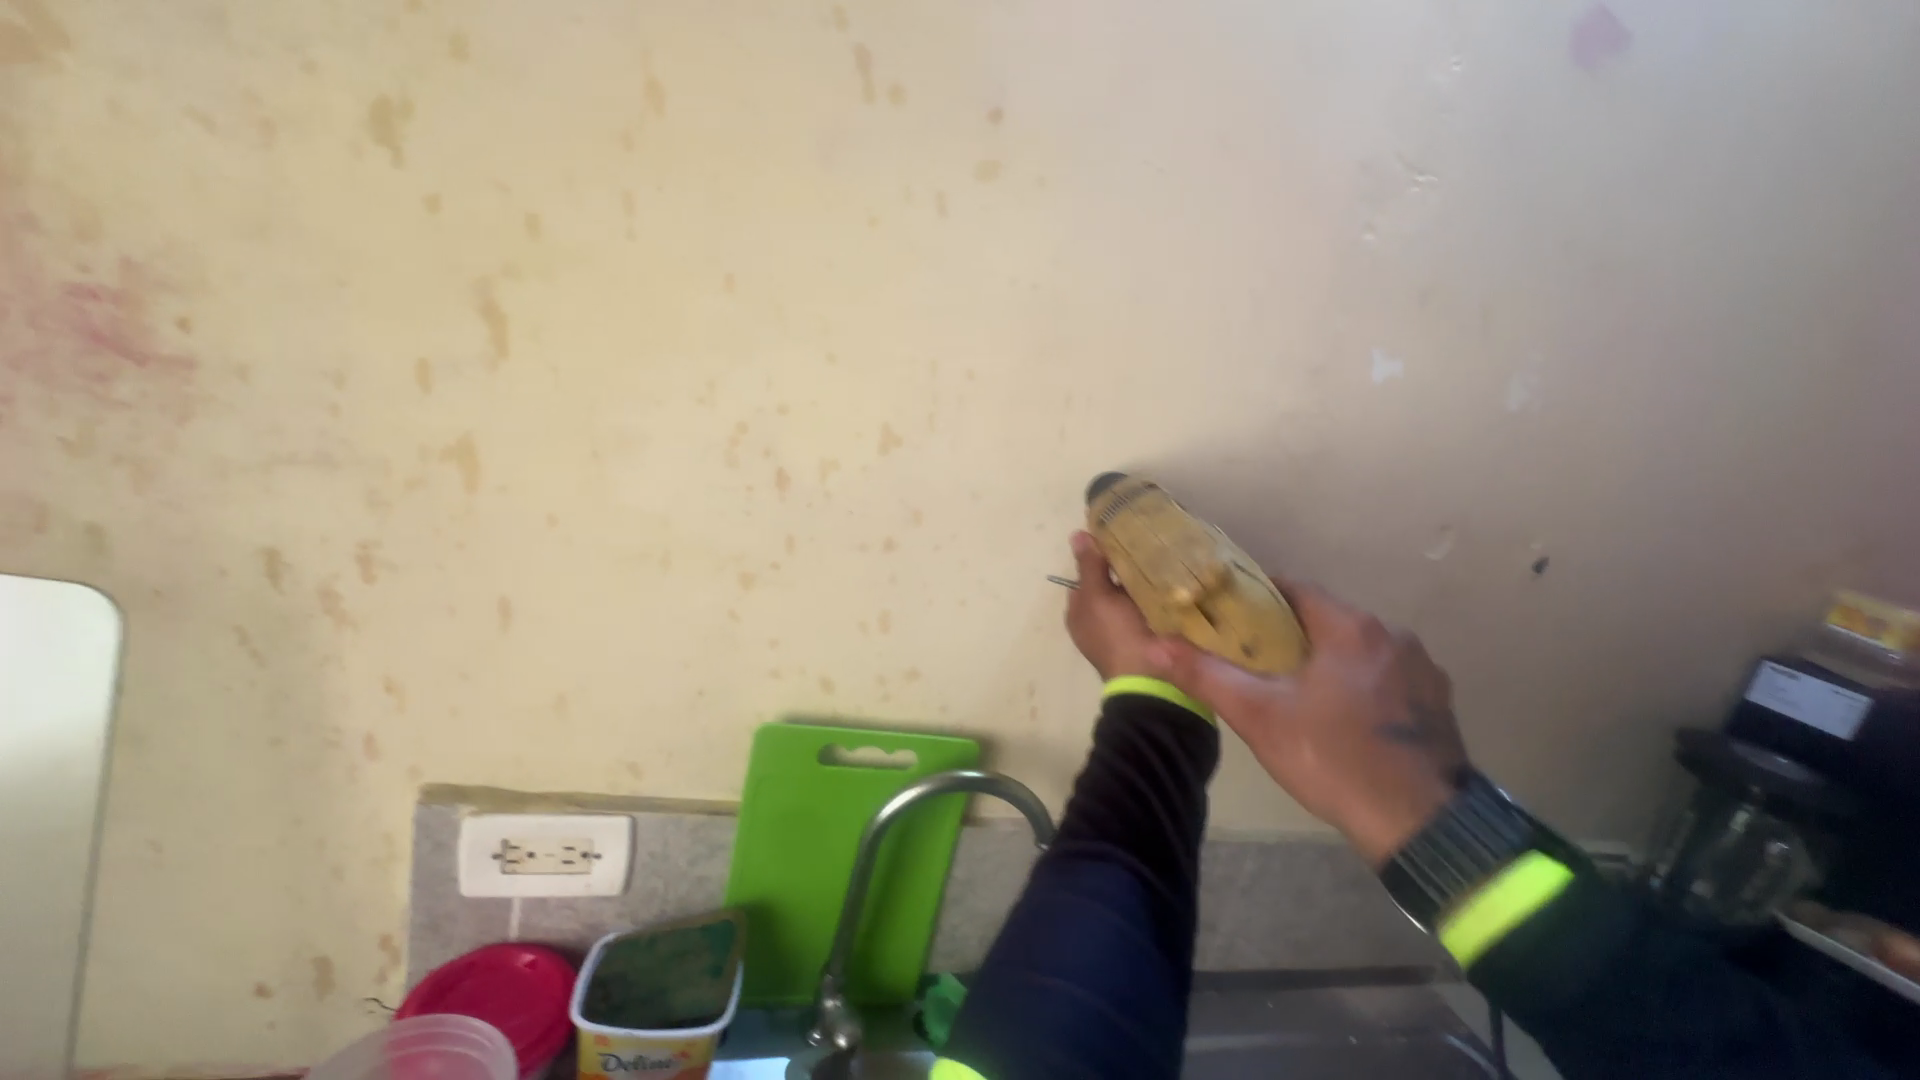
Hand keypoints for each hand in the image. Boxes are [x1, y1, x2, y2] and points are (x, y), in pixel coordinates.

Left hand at [1063, 531, 1160, 679]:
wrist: (1153, 675)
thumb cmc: (1116, 634)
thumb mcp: (1096, 596)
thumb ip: (1088, 566)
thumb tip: (1076, 534)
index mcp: (1081, 614)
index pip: (1086, 577)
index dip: (1098, 557)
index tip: (1118, 535)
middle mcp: (1102, 622)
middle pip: (1113, 585)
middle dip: (1127, 566)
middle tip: (1146, 540)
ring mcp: (1129, 628)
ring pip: (1137, 592)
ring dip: (1149, 576)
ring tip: (1165, 549)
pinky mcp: (1155, 631)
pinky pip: (1158, 603)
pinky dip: (1164, 590)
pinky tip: (1176, 571)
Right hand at [1148, 581, 1466, 866]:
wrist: (1422, 825)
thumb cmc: (1332, 759)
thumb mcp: (1258, 717)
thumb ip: (1205, 675)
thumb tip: (1154, 646)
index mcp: (1351, 628)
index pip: (1293, 591)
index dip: (1255, 601)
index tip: (1227, 621)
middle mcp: (1393, 636)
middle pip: (1326, 620)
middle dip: (1287, 635)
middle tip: (1250, 662)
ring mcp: (1422, 670)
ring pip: (1357, 650)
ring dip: (1325, 661)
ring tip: (1291, 692)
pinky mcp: (1438, 703)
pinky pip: (1385, 678)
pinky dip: (1358, 686)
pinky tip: (1340, 718)